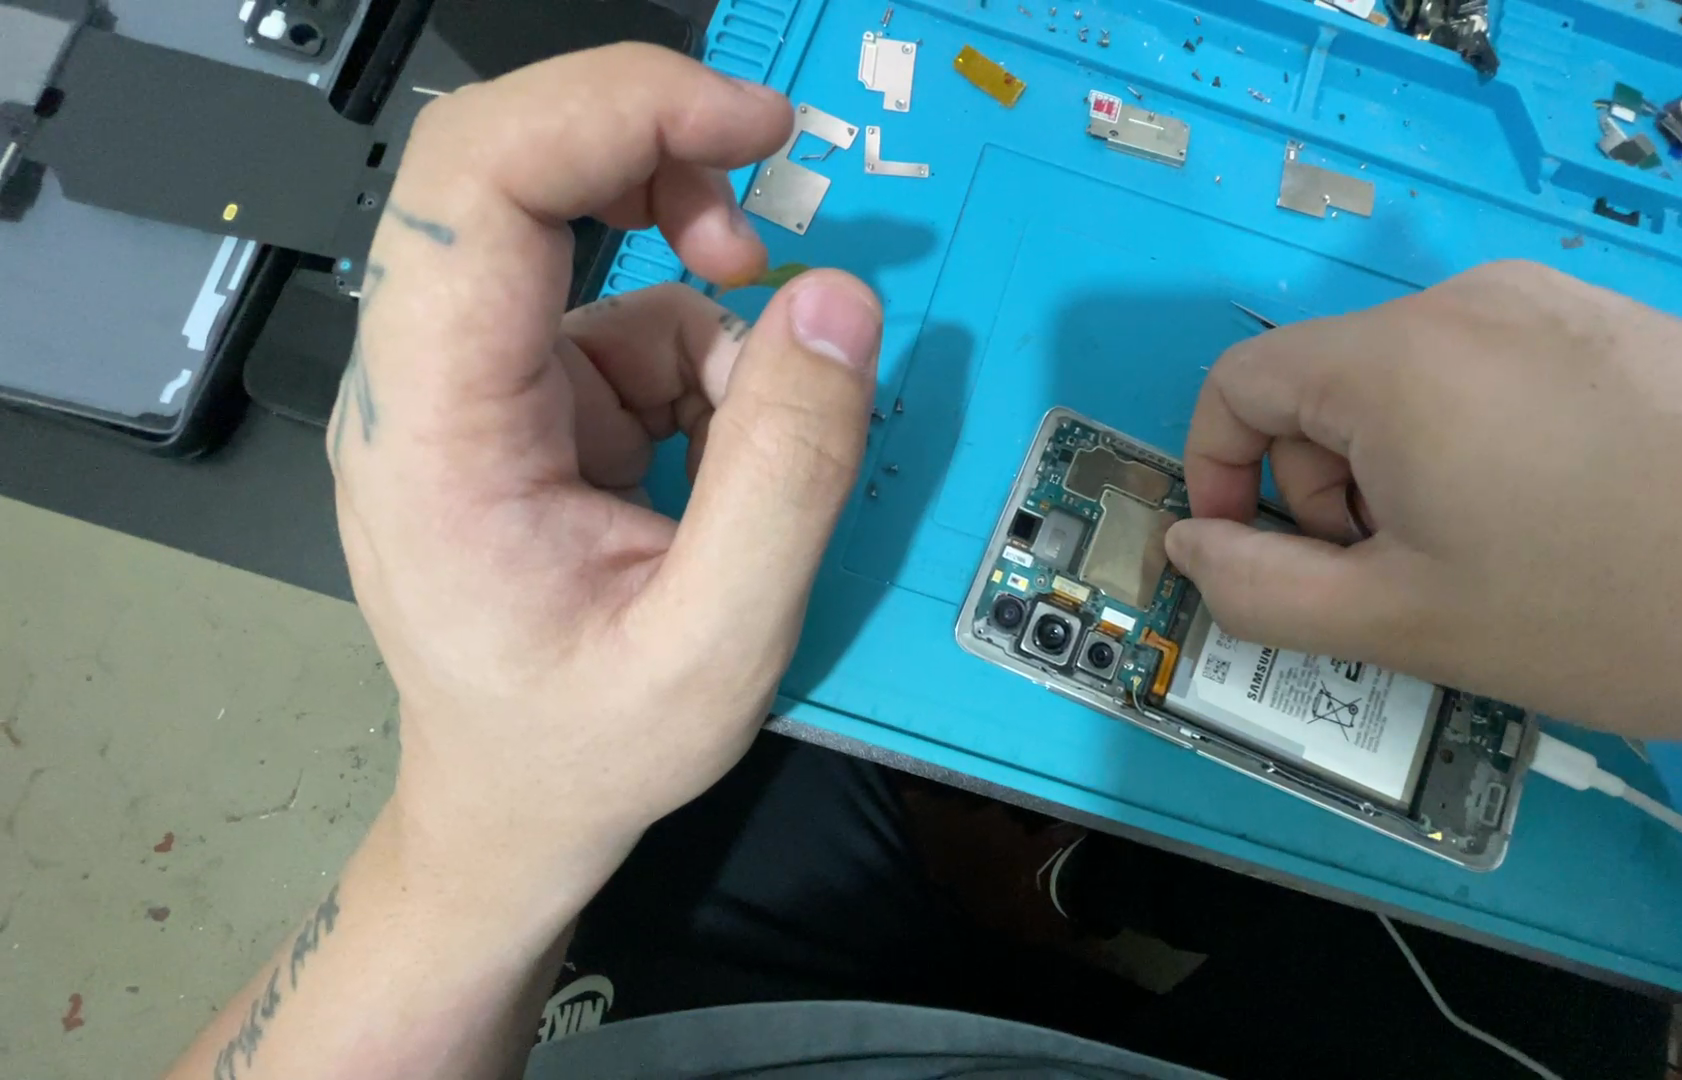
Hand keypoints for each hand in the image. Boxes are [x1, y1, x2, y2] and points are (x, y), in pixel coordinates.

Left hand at [328, 46, 880, 915]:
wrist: (526, 807)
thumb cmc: (597, 746)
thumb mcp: (723, 636)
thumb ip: (792, 471)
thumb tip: (839, 305)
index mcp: (440, 430)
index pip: (484, 186)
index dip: (621, 112)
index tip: (760, 131)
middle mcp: (442, 386)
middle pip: (527, 187)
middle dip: (667, 182)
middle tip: (764, 253)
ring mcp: (497, 396)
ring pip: (621, 281)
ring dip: (721, 330)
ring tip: (764, 440)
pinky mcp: (549, 416)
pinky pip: (651, 346)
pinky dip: (721, 383)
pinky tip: (735, 465)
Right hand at [1167, 261, 1681, 797]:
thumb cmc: (1606, 610)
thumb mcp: (1392, 620)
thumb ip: (1254, 588)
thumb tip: (1188, 543)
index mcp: (1396, 359)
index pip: (1235, 382)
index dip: (1215, 469)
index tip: (1251, 546)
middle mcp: (1465, 300)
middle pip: (1315, 388)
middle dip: (1314, 486)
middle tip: (1382, 570)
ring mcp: (1549, 302)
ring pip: (1393, 386)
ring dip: (1383, 473)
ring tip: (1463, 551)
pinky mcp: (1610, 324)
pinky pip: (1474, 375)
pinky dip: (1454, 446)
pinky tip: (1537, 513)